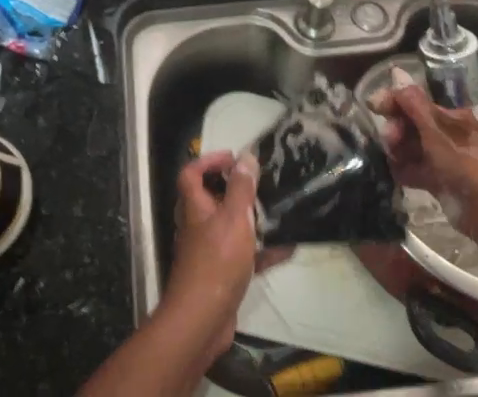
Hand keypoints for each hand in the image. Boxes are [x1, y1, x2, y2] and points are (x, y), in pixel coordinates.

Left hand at [161, 151, 289, 367]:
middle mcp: (196, 226)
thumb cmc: (217, 261)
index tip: (235, 158)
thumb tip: (245, 157)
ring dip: (250, 219)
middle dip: (235, 189)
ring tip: (276, 211)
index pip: (191, 173)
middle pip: (211, 198)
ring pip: (229, 226)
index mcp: (194, 207)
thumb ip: (241, 188)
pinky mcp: (221, 274)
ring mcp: (208, 251)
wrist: (203, 319)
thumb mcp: (233, 218)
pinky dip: (261, 251)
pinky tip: (286, 248)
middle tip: (260, 184)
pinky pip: (242, 254)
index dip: (208, 161)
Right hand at [369, 70, 477, 237]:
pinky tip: (394, 172)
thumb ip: (412, 101)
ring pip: (409, 147)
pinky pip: (412, 169)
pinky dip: (402, 170)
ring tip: (393, 158)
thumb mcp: (436, 127)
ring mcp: (441, 157)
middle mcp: (445, 133)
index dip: (395, 100)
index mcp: (449, 115)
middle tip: (389, 139)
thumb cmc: (464, 159)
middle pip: (410, 123)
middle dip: (395, 128)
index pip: (416, 100)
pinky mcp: (436, 180)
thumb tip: (395, 72)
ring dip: (396, 149)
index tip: (374, 106)